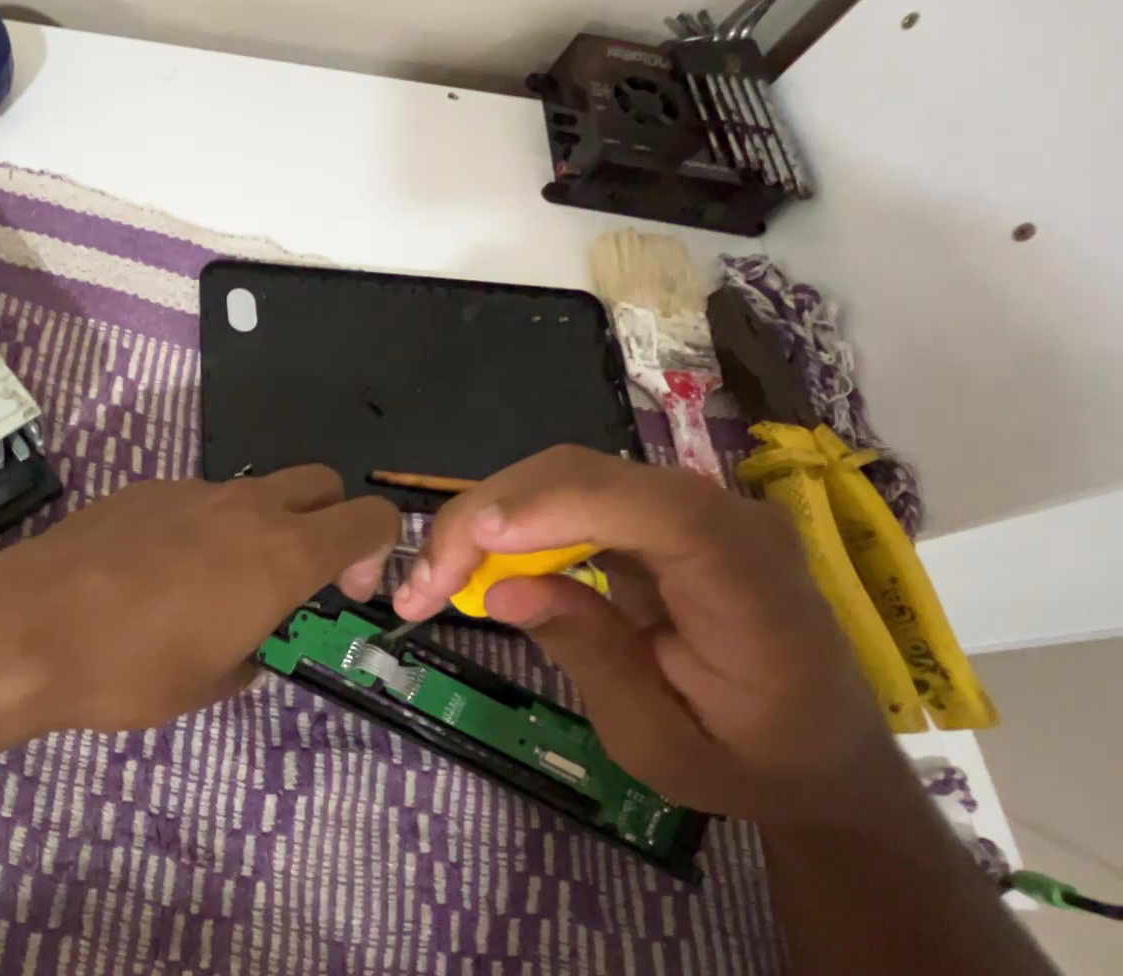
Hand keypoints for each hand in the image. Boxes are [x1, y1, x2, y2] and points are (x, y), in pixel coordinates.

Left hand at [0, 466, 399, 744]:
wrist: (26, 626)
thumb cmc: (128, 670)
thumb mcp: (209, 685)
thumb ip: (252, 655)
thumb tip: (251, 644)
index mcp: (280, 555)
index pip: (369, 518)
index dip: (377, 550)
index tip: (344, 592)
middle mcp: (244, 508)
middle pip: (321, 482)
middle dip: (328, 520)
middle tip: (295, 577)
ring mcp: (189, 490)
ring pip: (254, 490)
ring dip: (259, 526)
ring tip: (209, 587)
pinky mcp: (142, 489)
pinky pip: (196, 499)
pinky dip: (201, 526)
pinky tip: (151, 575)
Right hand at [390, 446, 914, 825]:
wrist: (818, 751)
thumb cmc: (747, 761)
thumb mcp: (657, 740)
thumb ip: (590, 655)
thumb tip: (500, 589)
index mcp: (753, 589)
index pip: (661, 512)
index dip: (562, 505)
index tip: (478, 538)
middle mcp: (727, 523)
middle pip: (588, 477)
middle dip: (488, 518)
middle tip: (420, 585)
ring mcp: (694, 509)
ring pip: (565, 478)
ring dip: (486, 520)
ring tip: (432, 580)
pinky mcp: (660, 513)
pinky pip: (570, 497)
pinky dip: (511, 525)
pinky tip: (476, 564)